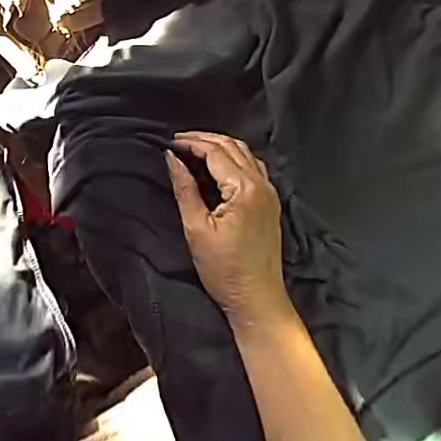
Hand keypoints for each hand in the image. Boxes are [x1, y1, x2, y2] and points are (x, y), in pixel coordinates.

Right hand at [166, 132, 292, 329]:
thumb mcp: (196, 229)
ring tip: (195, 148)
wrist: (257, 301)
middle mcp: (262, 185)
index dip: (191, 143)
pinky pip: (253, 166)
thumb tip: (172, 158)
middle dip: (204, 139)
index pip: (215, 152)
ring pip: (244, 153)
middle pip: (232, 146)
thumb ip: (185, 189)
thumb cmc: (225, 270)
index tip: (170, 143)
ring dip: (220, 145)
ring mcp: (270, 193)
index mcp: (245, 189)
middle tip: (179, 140)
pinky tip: (219, 165)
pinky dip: (234, 157)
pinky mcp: (270, 203)